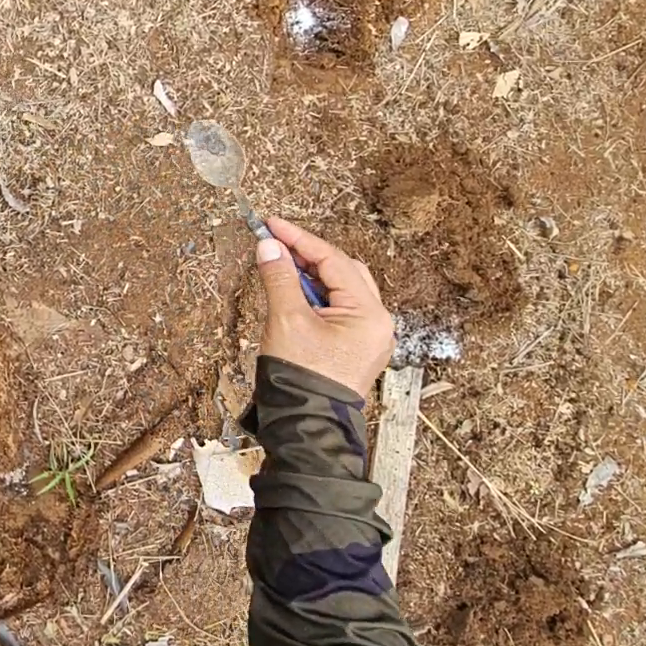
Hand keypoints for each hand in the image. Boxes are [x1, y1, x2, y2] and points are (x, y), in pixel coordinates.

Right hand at [254, 216, 393, 397]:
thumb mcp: (286, 319)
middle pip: (343, 271)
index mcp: (368, 313)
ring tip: (278, 263)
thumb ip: (279, 278)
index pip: (333, 260)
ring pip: (340, 289)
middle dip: (307, 253)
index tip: (271, 224)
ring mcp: (367, 336)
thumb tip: (269, 246)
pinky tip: (291, 290)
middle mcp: (376, 322)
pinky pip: (337, 307)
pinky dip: (313, 293)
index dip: (299, 238)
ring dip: (309, 272)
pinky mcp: (352, 346)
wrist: (306, 421)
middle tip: (274, 241)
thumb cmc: (301, 374)